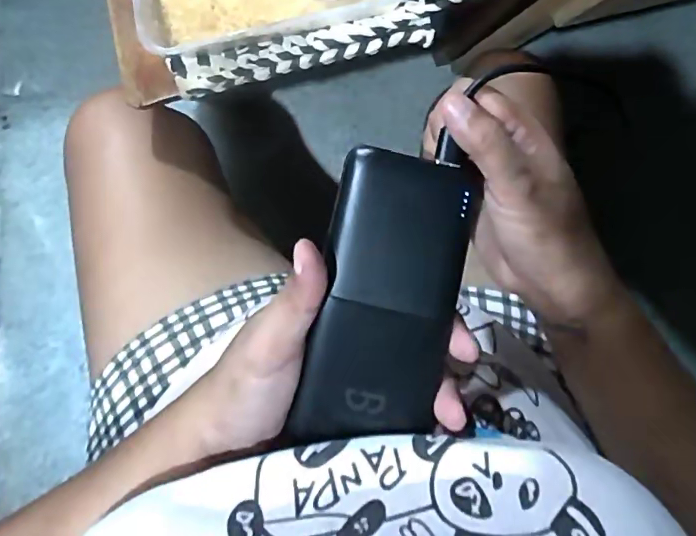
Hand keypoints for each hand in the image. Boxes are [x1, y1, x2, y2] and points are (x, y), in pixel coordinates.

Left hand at [175, 239, 478, 458]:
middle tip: (467, 366)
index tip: (457, 326)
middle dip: (444, 349)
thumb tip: (308, 244)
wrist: (227, 451)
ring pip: (411, 376)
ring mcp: (357, 382)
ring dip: (440, 387)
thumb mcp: (269, 338)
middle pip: (410, 337)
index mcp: (335, 312)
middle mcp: (353, 341)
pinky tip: (440, 431)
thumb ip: (293, 299)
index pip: (390, 299)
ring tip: (455, 413)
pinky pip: (398, 413)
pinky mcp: (357, 420)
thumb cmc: (244, 383)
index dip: (427, 307)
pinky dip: (423, 418)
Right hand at [425, 80, 624, 326]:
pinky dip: (436, 168)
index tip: (443, 130)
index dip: (457, 104)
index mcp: (522, 133)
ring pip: (451, 138)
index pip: (480, 95)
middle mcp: (503, 144)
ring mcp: (486, 168)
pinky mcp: (471, 191)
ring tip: (439, 172)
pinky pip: (447, 167)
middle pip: (460, 112)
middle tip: (441, 157)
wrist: (553, 291)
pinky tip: (434, 181)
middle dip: (442, 127)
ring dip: (437, 148)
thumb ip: (486, 142)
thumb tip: (450, 101)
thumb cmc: (545, 234)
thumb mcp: (517, 185)